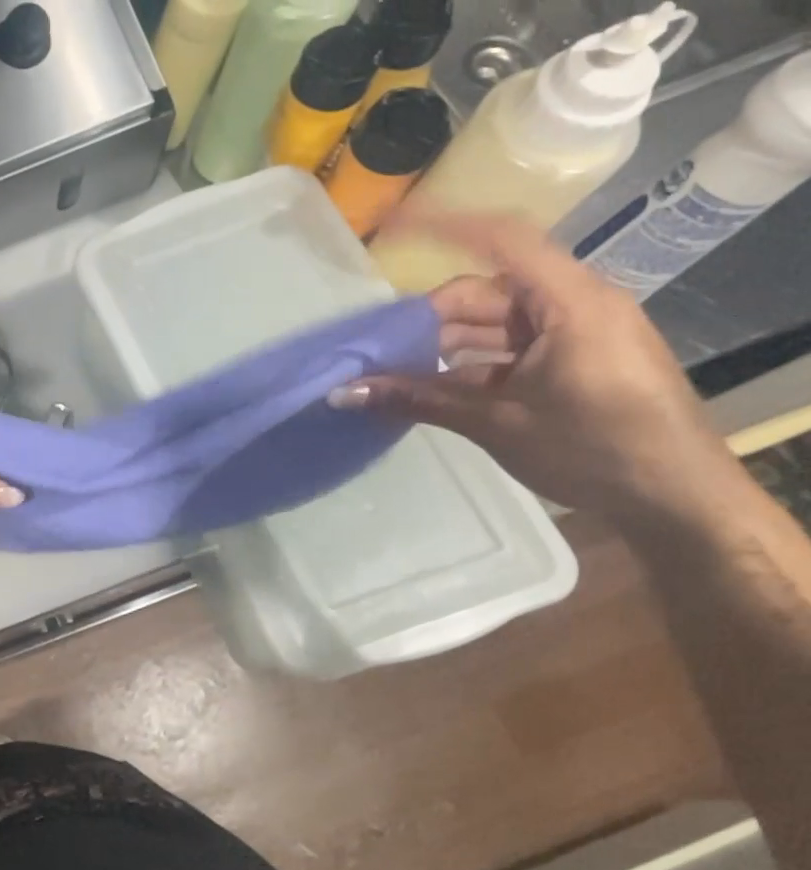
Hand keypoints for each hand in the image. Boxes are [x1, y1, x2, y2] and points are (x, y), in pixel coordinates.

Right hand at [331, 212, 745, 522]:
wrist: (673, 495)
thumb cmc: (591, 446)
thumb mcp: (495, 422)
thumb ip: (417, 399)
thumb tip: (343, 391)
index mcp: (569, 303)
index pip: (504, 241)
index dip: (446, 227)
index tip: (391, 229)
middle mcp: (574, 307)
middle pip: (488, 291)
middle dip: (429, 317)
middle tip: (374, 350)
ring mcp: (577, 336)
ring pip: (495, 325)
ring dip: (444, 346)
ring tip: (391, 373)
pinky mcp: (575, 363)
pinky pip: (511, 351)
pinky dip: (470, 366)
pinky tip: (430, 390)